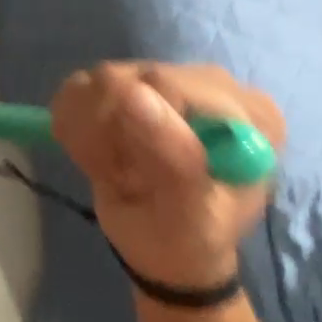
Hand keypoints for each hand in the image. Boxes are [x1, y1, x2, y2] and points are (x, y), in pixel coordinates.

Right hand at [51, 63, 284, 290]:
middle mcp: (209, 83)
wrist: (162, 244)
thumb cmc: (188, 237)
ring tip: (114, 169)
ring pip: (93, 81)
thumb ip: (174, 158)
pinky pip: (75, 87)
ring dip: (89, 134)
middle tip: (122, 176)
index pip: (166, 83)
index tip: (130, 172)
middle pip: (124, 77)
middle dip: (108, 133)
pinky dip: (73, 126)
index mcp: (248, 112)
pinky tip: (99, 153)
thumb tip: (131, 93)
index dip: (132, 123)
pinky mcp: (122, 82)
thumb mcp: (192, 214)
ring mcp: (162, 78)